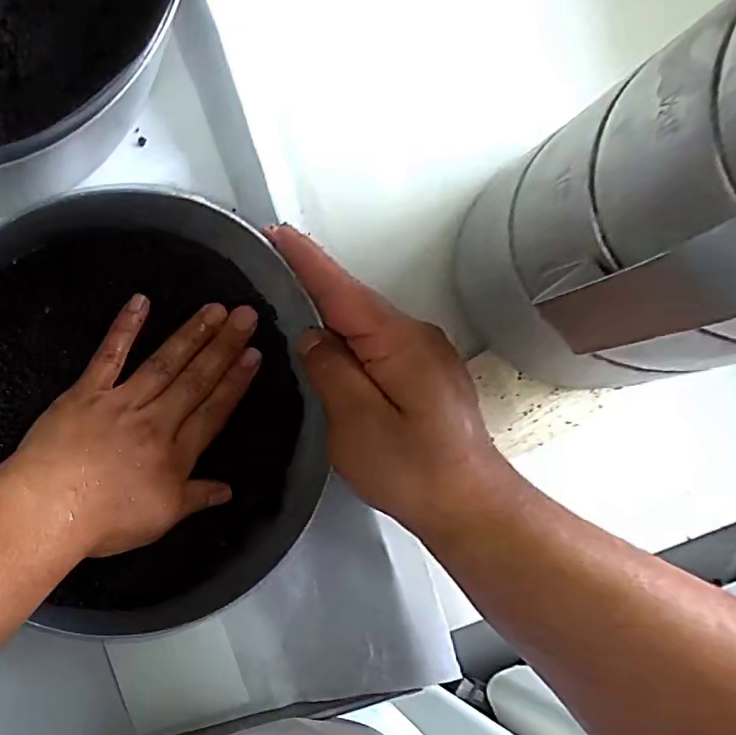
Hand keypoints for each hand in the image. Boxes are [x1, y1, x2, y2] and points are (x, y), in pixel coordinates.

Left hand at [2, 295, 261, 559]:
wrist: (50, 507)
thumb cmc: (101, 521)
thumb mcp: (159, 520)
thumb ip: (194, 500)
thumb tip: (225, 490)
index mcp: (174, 456)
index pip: (213, 413)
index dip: (235, 383)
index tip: (253, 357)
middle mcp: (153, 423)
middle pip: (194, 380)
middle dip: (223, 347)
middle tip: (245, 316)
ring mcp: (118, 404)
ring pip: (162, 364)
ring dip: (189, 335)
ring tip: (213, 309)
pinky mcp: (83, 395)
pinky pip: (107, 356)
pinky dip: (124, 328)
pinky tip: (140, 303)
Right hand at [266, 225, 511, 536]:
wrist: (464, 499)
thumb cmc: (409, 466)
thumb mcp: (354, 420)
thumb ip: (330, 371)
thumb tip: (312, 338)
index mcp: (397, 345)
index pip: (343, 293)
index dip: (308, 263)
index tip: (279, 235)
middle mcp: (413, 340)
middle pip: (352, 301)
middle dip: (311, 278)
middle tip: (270, 260)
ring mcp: (418, 356)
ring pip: (360, 323)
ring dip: (323, 306)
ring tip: (285, 296)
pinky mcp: (415, 374)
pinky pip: (369, 343)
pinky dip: (340, 333)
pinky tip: (320, 340)